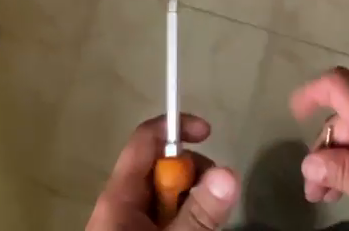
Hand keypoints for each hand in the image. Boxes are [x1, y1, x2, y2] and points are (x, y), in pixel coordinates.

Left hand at [84, 114, 237, 230]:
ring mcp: (127, 224)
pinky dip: (182, 221)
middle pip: (161, 166)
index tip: (209, 133)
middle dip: (193, 173)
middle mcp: (120, 204)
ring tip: (203, 227)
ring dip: (191, 202)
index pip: (146, 139)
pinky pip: (163, 218)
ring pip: (166, 194)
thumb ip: (199, 214)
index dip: (176, 127)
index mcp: (119, 195)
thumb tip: (229, 173)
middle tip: (214, 198)